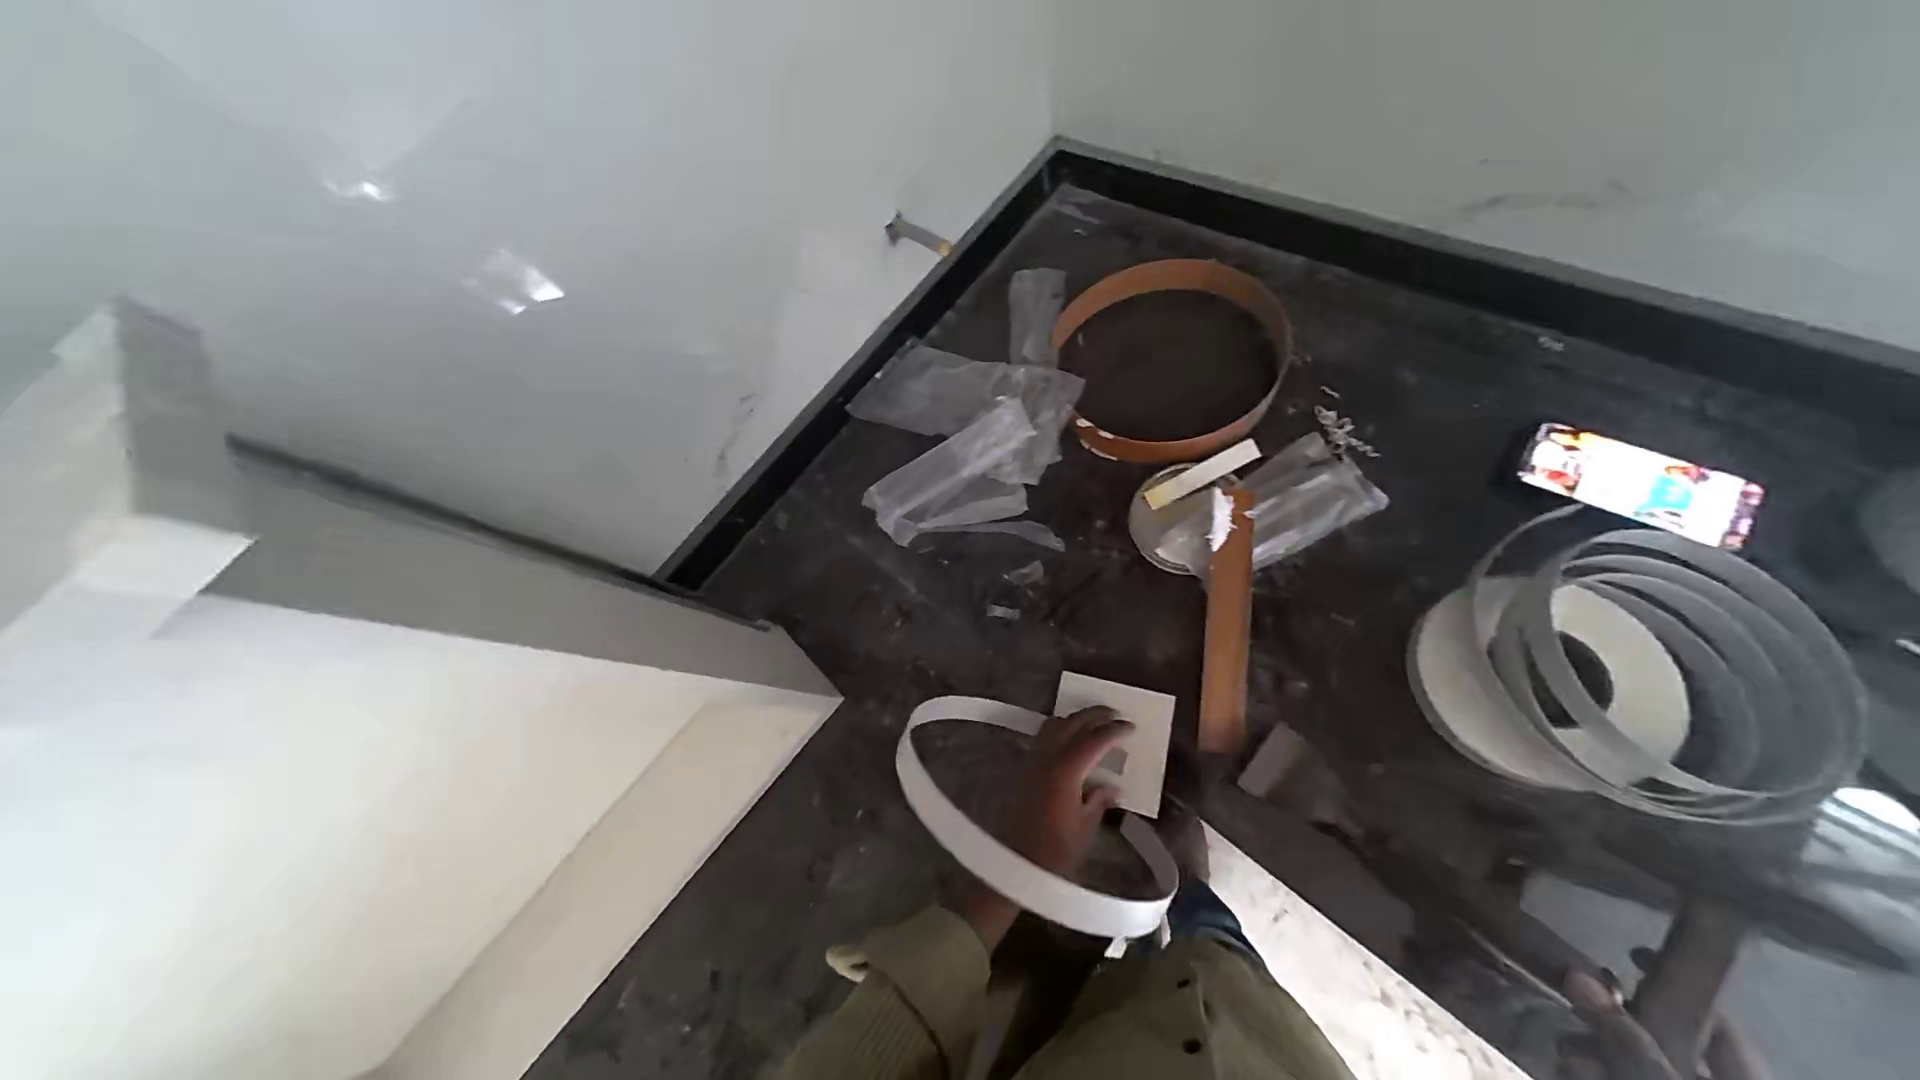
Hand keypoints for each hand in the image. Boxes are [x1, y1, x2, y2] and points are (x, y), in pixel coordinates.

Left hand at [954, 707, 1132, 948]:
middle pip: (1072, 723)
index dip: (1114, 731)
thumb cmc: (1055, 851)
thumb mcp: (1086, 827)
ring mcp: (1032, 760)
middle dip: (1095, 715)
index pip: (1094, 740)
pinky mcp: (1024, 767)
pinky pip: (1044, 736)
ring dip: (1076, 719)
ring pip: (1054, 725)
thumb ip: (1100, 800)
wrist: (1016, 863)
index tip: (1131, 727)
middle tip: (1115, 714)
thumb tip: (1112, 787)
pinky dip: (1061, 729)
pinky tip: (1071, 739)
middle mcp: (1046, 758)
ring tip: (1095, 722)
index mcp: (1065, 770)